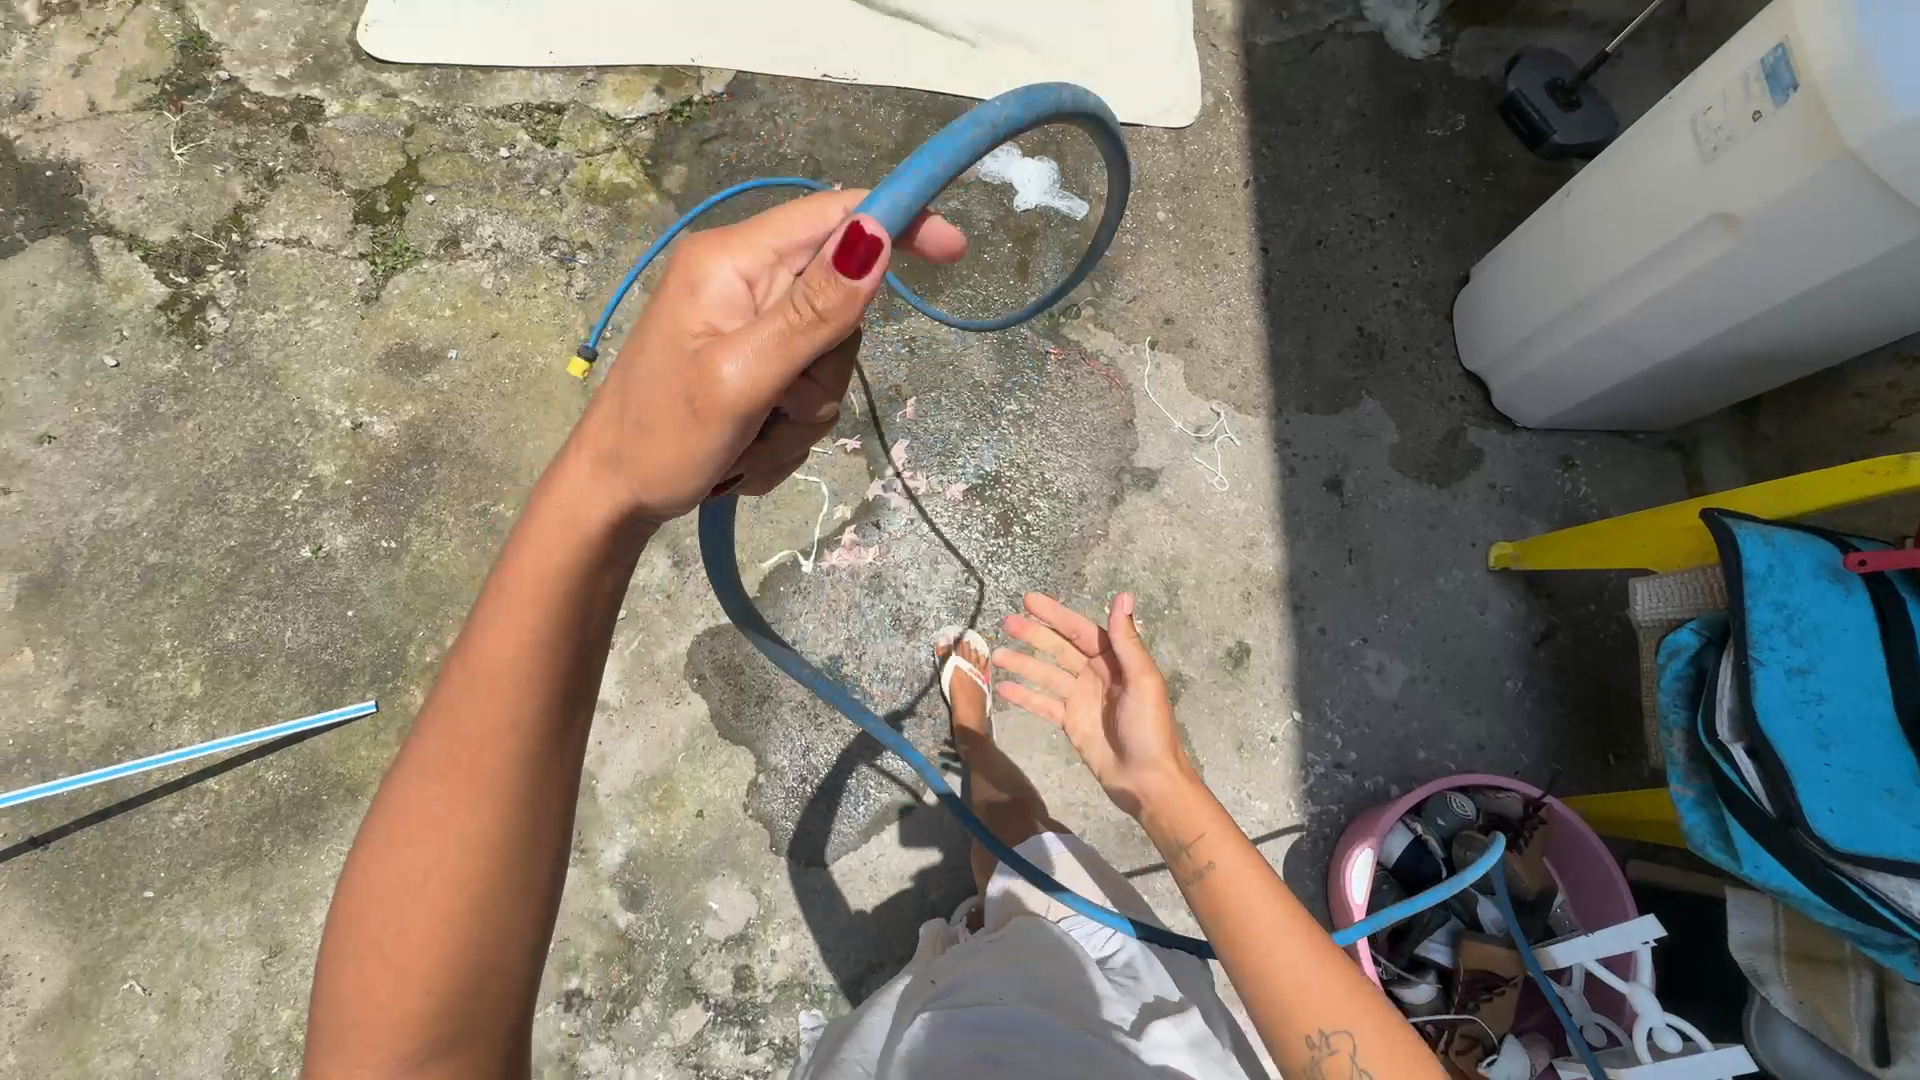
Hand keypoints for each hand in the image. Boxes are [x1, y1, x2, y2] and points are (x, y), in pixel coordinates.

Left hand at [570, 190, 966, 523]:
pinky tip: (749, 449)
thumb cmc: (663, 436)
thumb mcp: (742, 377)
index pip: (835, 217)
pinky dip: (791, 431)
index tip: (956, 252)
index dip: (899, 224)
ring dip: (805, 412)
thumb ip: (812, 311)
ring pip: (831, 359)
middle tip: (780, 408)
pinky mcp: (758, 368)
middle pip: (843, 306)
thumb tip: (879, 238)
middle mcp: (747, 284)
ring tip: (753, 439)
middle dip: (824, 371)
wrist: (615, 494)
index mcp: (734, 262)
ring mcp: (754, 329)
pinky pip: (810, 393)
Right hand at [992, 592, 1199, 817]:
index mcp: (1115, 661)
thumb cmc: (1150, 728)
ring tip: (996, 655)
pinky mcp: (1070, 723)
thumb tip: (1123, 596)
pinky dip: (1024, 696)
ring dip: (1023, 664)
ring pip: (1046, 675)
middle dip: (1034, 635)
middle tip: (1007, 622)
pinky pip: (1043, 704)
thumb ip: (1127, 640)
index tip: (1029, 601)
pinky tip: (1003, 689)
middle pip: (1059, 649)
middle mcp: (1095, 675)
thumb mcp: (1143, 680)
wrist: (1147, 780)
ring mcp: (1081, 699)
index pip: (1079, 630)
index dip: (1055, 615)